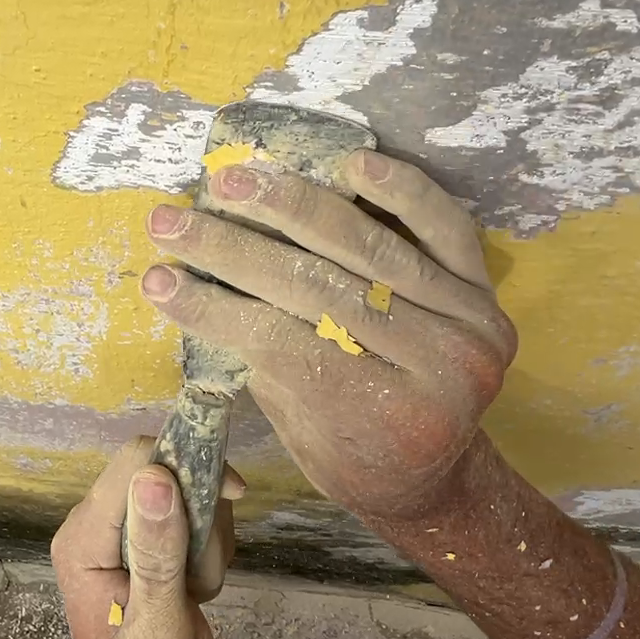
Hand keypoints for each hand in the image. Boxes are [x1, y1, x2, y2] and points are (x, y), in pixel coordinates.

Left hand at [50, 438, 242, 638]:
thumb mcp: (158, 625)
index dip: (183, 466)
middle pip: (165, 475)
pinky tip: (194, 590)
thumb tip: (154, 477)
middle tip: (199, 576)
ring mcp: (123, 534)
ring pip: (186, 496)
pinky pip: (193, 518)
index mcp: (83, 538)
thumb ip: (156, 552)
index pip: (132, 464)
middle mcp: (97, 526)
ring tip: (193, 593)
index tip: (230, 492)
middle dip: (199, 521)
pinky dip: (207, 552)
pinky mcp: (148, 544)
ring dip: (206, 543)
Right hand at [139, 149, 515, 522]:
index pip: (280, 344)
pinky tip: (350, 162)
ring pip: (366, 246)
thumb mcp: (296, 425)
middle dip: (232, 249)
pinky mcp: (484, 287)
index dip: (212, 306)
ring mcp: (468, 321)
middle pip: (316, 287)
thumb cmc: (352, 458)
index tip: (154, 277)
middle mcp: (437, 366)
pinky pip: (445, 224)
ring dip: (288, 205)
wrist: (438, 477)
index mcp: (384, 418)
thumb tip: (198, 280)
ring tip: (230, 181)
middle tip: (171, 222)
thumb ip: (260, 353)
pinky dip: (400, 188)